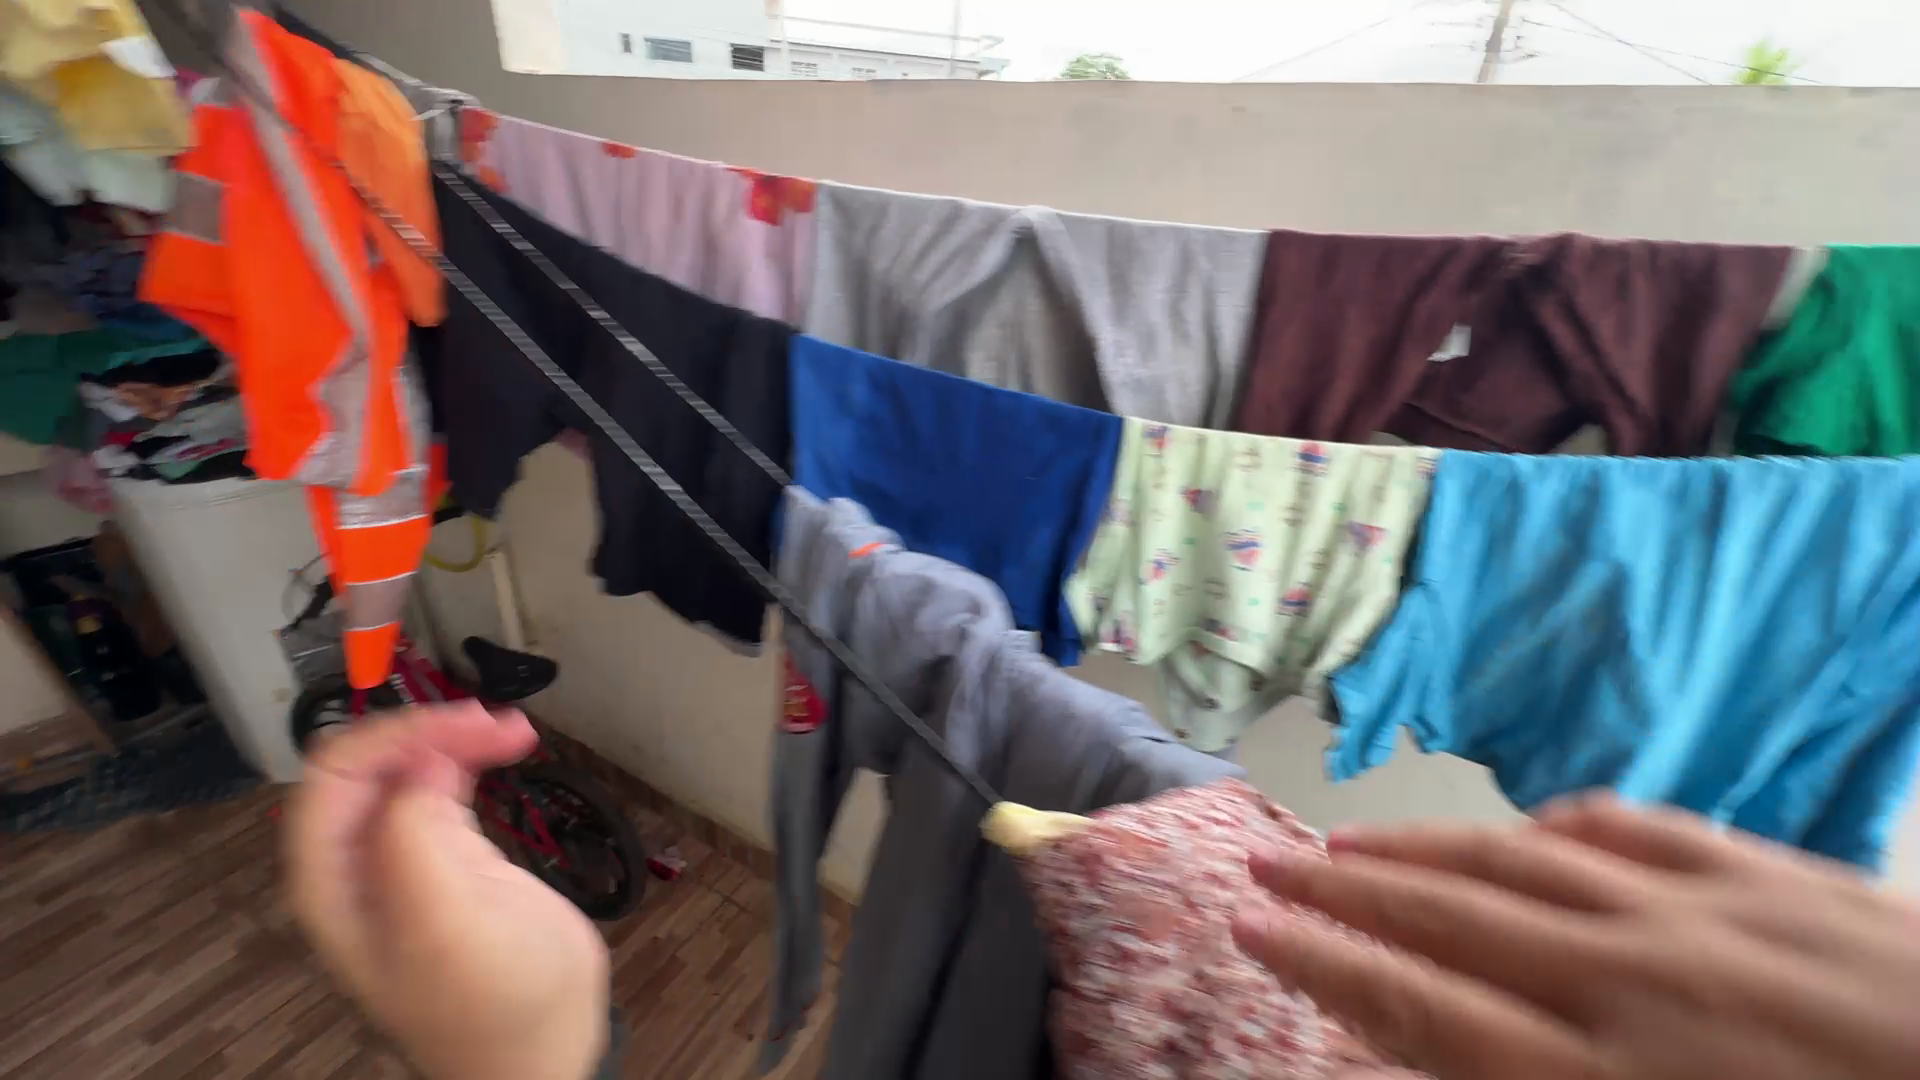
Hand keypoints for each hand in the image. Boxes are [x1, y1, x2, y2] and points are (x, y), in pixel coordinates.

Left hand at [284, 703, 610, 1079]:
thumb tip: (419, 765)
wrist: (541, 1048)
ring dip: (458, 740)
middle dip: (433, 731)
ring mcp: (408, 862)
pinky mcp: (454, 861)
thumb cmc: (496, 1002)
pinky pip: (447, 789)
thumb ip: (416, 840)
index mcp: (339, 882)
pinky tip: (508, 752)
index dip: (396, 736)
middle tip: (500, 725)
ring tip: (512, 732)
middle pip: (375, 766)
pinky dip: (476, 761)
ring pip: (413, 770)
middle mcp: (363, 866)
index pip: (335, 776)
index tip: (466, 723)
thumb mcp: (447, 923)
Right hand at [1232, 793, 1919, 1079]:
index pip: (1423, 1012)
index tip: (1248, 925)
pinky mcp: (1786, 881)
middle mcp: (1647, 988)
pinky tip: (1526, 831)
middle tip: (1259, 862)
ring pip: (1515, 858)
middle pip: (1447, 920)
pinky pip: (1633, 830)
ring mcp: (1718, 918)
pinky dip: (1556, 829)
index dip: (1321, 963)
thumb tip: (1461, 1058)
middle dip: (1334, 891)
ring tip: (1346, 843)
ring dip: (1416, 848)